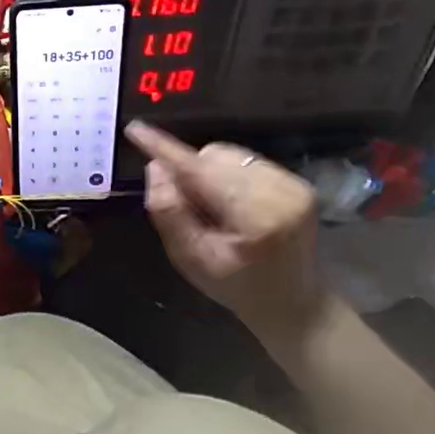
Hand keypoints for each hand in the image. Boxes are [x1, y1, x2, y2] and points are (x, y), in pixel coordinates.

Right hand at [124, 121, 331, 348]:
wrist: (294, 304)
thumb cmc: (236, 287)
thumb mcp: (190, 258)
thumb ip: (169, 212)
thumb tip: (155, 168)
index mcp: (255, 216)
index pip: (200, 170)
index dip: (165, 149)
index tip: (136, 129)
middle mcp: (280, 191)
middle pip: (214, 156)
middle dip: (190, 171)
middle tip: (184, 205)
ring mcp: (294, 184)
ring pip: (229, 155)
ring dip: (208, 172)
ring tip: (210, 207)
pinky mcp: (298, 182)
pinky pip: (246, 162)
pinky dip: (227, 176)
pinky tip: (230, 204)